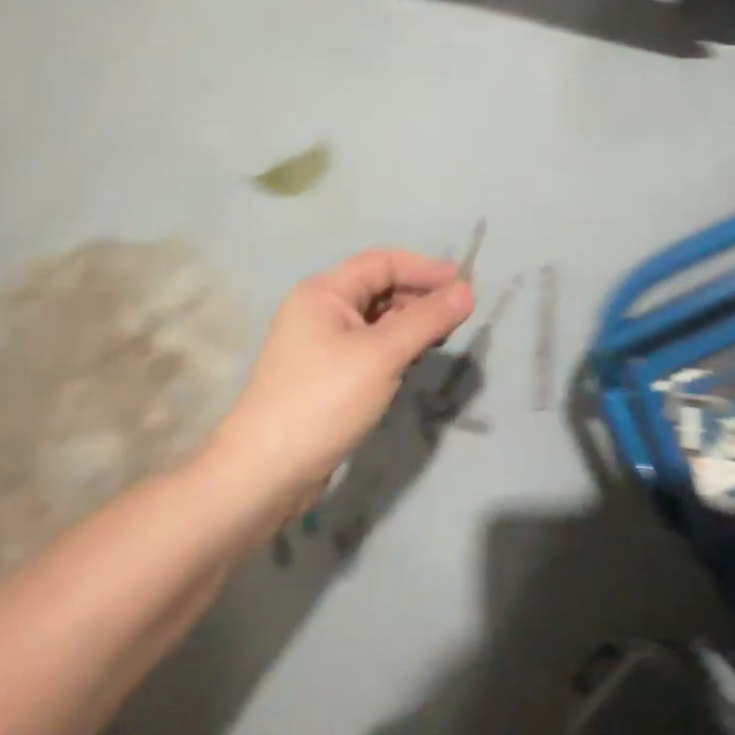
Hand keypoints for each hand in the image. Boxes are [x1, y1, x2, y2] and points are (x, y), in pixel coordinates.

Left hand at [199, 249, 473, 528]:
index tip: (467, 286)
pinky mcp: (327, 374)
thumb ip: (428, 319)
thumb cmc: (324, 400)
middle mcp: (319, 310)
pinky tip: (413, 364)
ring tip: (441, 341)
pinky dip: (397, 348)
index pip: (383, 262)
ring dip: (412, 324)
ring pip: (378, 320)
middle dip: (421, 297)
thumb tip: (468, 291)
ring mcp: (321, 344)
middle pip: (380, 288)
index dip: (426, 269)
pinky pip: (370, 347)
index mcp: (324, 293)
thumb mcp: (383, 354)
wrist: (266, 472)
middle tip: (459, 317)